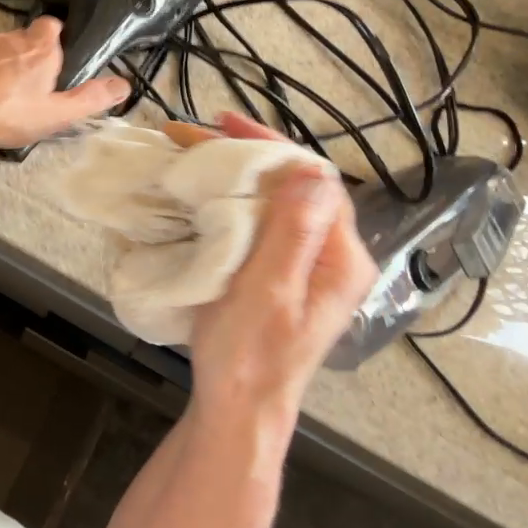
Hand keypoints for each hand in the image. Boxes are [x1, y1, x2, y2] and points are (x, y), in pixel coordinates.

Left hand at [0, 16, 131, 151]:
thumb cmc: (6, 113)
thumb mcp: (57, 112)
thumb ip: (90, 98)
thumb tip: (123, 84)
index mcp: (40, 46)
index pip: (53, 25)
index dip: (59, 39)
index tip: (62, 61)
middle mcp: (11, 38)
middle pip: (28, 39)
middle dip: (34, 56)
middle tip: (38, 86)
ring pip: (3, 50)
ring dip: (9, 66)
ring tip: (11, 96)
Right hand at [183, 114, 376, 423]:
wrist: (240, 405)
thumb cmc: (250, 352)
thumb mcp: (268, 291)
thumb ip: (292, 233)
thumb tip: (310, 170)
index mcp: (339, 258)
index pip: (313, 179)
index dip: (268, 145)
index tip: (220, 123)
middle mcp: (329, 256)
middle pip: (293, 186)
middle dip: (243, 154)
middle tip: (188, 136)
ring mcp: (305, 267)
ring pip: (274, 201)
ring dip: (233, 173)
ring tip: (189, 156)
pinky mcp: (278, 276)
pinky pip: (259, 222)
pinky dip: (228, 198)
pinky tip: (201, 195)